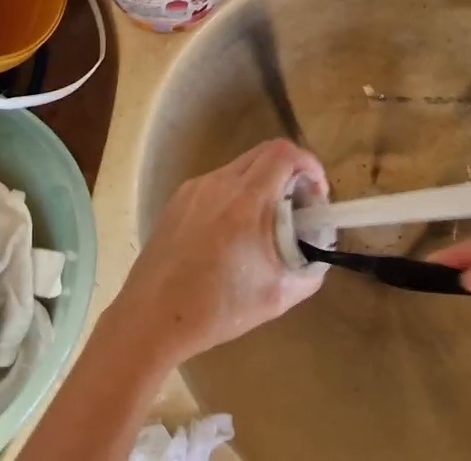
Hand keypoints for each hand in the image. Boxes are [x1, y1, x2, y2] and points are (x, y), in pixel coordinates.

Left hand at [110, 138, 327, 365]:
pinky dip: (235, 197)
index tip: (316, 195)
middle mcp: (219, 183)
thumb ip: (309, 266)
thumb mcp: (278, 294)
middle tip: (296, 210)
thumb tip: (317, 247)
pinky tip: (230, 237)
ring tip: (264, 228)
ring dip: (261, 186)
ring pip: (240, 169)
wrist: (153, 316)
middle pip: (264, 154)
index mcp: (246, 200)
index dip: (309, 165)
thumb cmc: (219, 308)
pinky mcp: (178, 199)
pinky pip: (217, 185)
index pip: (284, 153)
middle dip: (289, 174)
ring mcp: (195, 188)